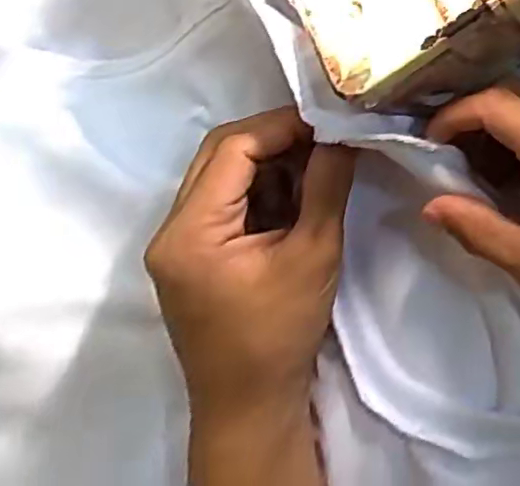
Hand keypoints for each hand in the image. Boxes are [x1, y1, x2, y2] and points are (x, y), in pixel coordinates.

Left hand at [145, 108, 357, 418]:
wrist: (251, 400)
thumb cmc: (281, 328)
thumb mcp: (315, 249)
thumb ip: (328, 183)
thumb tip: (345, 131)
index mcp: (190, 231)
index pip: (233, 148)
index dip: (284, 126)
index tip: (333, 120)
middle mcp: (174, 228)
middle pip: (221, 151)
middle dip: (278, 134)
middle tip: (329, 131)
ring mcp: (184, 240)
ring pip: (226, 169)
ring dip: (275, 156)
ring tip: (324, 154)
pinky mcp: (202, 249)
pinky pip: (233, 195)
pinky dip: (270, 181)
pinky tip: (306, 184)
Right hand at [420, 79, 519, 304]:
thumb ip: (480, 231)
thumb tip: (431, 203)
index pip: (495, 103)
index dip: (453, 116)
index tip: (429, 145)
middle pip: (509, 90)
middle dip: (470, 115)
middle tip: (446, 157)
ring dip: (495, 120)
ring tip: (475, 167)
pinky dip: (519, 126)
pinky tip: (513, 167)